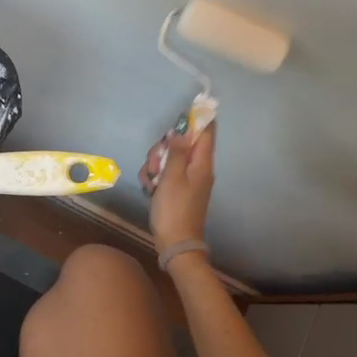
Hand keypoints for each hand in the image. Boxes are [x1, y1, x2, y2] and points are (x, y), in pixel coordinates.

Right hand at [148, 123, 214, 251]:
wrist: (176, 243)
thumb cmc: (174, 210)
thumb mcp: (172, 178)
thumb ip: (176, 152)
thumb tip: (181, 130)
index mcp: (202, 163)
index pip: (206, 131)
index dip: (196, 119)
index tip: (182, 113)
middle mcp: (198, 168)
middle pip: (182, 143)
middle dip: (164, 148)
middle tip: (156, 163)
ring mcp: (188, 178)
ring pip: (170, 158)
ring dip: (156, 165)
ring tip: (151, 181)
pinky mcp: (178, 188)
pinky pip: (166, 173)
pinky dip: (156, 178)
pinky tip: (150, 189)